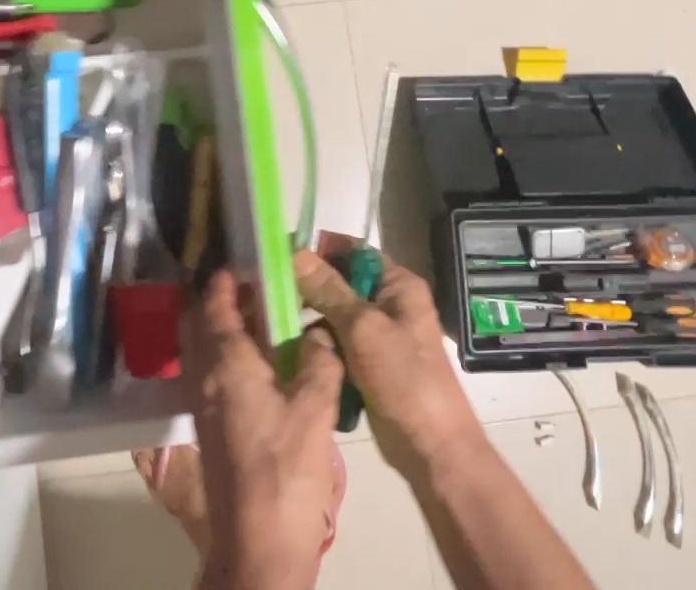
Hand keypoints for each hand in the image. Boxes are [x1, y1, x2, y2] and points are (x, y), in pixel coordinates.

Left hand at [183, 270, 344, 589]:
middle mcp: (202, 378)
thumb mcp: (316, 409)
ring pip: (199, 351)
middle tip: (250, 290)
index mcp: (225, 364)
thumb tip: (319, 332)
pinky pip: (207, 376)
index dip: (224, 280)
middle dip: (215, 301)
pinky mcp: (206, 429)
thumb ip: (320, 362)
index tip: (243, 264)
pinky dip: (223, 359)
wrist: (258, 542)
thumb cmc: (287, 469)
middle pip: (196, 324)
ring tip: (258, 325)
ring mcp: (199, 405)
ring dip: (218, 330)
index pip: (213, 305)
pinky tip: (257, 369)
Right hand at [292, 249, 485, 482]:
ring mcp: (377, 334)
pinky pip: (335, 341)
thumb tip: (295, 252)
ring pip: (333, 313)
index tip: (279, 253)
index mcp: (398, 285)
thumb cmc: (404, 378)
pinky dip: (316, 342)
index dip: (318, 249)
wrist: (430, 446)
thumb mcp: (363, 328)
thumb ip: (328, 289)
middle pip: (339, 281)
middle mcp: (389, 302)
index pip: (353, 251)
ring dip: (308, 316)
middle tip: (265, 288)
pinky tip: (287, 346)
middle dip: (307, 285)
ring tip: (270, 317)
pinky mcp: (366, 362)